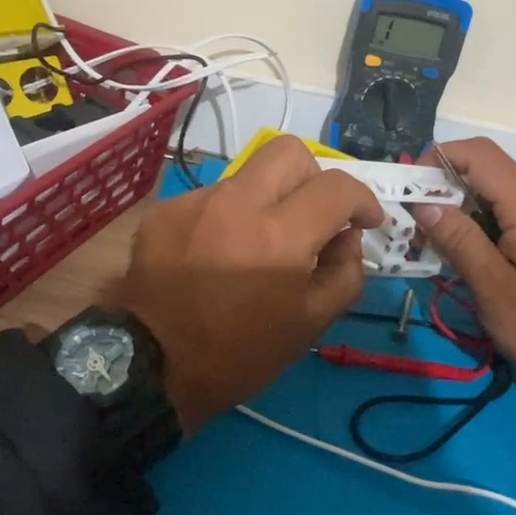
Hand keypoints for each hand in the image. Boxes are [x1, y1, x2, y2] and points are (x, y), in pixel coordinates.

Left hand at [114, 135, 384, 431]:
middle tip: (314, 215)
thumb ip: (344, 273)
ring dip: (267, 199)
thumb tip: (347, 237)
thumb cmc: (238, 353)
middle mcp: (236, 203)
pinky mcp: (165, 211)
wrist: (151, 364)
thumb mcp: (309, 325)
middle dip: (314, 177)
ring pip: (246, 175)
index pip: (336, 186)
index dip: (363, 200)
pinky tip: (218, 253)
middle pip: (288, 150)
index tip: (365, 221)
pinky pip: (210, 198)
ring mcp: (195, 202)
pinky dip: (227, 217)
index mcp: (279, 235)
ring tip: (258, 243)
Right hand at [419, 138, 515, 426]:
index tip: (407, 191)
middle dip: (443, 189)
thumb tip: (423, 203)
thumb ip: (458, 240)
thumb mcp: (494, 290)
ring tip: (433, 247)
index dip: (436, 159)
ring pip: (498, 196)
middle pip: (487, 171)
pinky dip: (483, 227)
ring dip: (461, 211)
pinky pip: (513, 217)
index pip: (478, 154)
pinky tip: (467, 259)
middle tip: (413, 226)